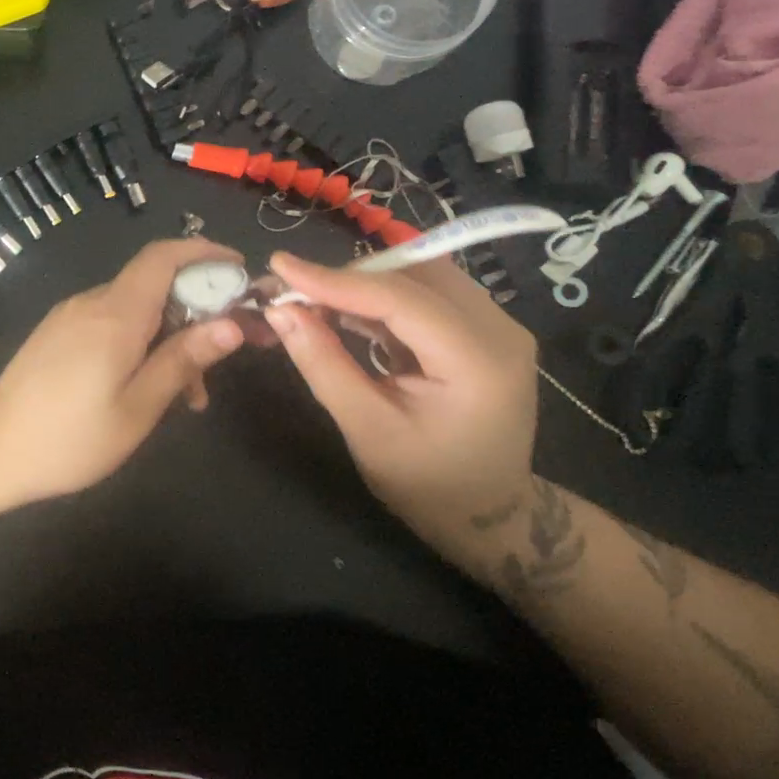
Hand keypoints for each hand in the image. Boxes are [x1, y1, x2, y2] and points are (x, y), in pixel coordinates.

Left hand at [0, 239, 247, 502]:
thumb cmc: (69, 440)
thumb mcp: (137, 408)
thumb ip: (182, 361)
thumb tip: (231, 323)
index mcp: (113, 315)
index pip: (162, 257)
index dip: (205, 253)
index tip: (241, 273)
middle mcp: (88, 304)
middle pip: (152, 285)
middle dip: (196, 311)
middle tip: (227, 356)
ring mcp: (66, 319)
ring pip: (132, 311)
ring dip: (168, 338)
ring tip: (188, 397)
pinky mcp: (53, 337)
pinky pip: (107, 326)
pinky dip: (138, 345)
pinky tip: (147, 389)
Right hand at [261, 251, 538, 530]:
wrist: (486, 511)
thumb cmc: (424, 481)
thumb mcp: (366, 429)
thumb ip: (324, 365)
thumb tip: (279, 311)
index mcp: (478, 362)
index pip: (400, 298)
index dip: (335, 279)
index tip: (278, 266)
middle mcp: (499, 331)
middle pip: (414, 275)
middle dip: (347, 277)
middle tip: (290, 292)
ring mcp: (497, 327)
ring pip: (420, 276)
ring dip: (362, 283)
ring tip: (311, 303)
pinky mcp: (482, 330)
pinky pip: (426, 294)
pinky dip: (380, 298)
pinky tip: (345, 315)